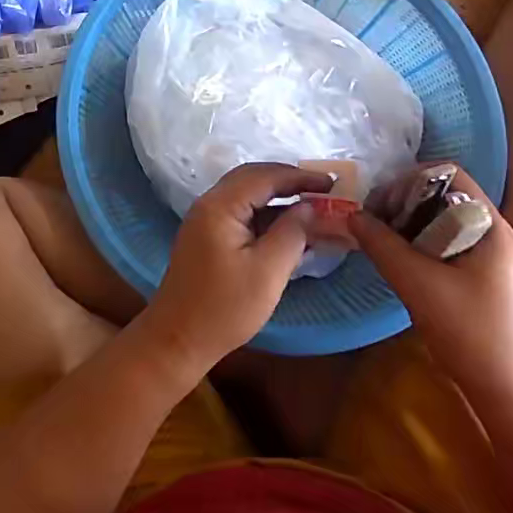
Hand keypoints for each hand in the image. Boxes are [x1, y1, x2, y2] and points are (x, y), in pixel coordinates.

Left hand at [139, 164, 333, 372]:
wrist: (180, 335)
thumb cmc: (225, 307)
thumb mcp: (268, 271)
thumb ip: (292, 233)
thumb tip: (310, 206)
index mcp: (218, 206)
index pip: (262, 176)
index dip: (298, 176)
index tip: (332, 183)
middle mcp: (207, 205)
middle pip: (251, 179)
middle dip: (288, 181)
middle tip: (325, 192)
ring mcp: (204, 220)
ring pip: (245, 196)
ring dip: (278, 198)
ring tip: (315, 208)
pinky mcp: (207, 236)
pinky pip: (240, 214)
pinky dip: (266, 215)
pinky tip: (290, 228)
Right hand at [349, 169, 512, 397]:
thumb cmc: (472, 332)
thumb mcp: (417, 283)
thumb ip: (380, 244)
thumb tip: (350, 214)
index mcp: (488, 226)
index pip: (447, 174)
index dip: (408, 180)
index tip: (378, 205)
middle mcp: (490, 233)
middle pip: (438, 194)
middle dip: (399, 203)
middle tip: (369, 224)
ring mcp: (486, 256)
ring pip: (436, 220)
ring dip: (403, 225)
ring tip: (375, 243)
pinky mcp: (477, 277)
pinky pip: (439, 243)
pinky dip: (413, 244)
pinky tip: (394, 263)